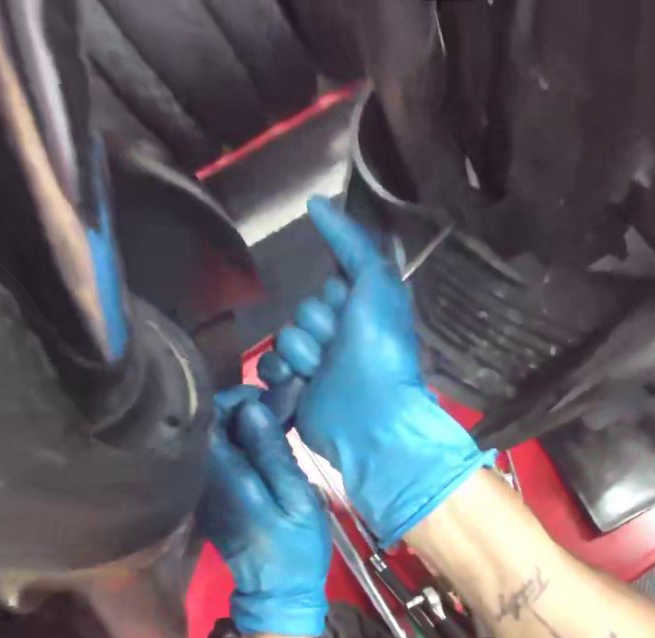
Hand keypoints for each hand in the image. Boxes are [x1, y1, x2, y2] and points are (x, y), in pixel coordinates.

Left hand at [197, 388, 330, 637]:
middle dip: (242, 409)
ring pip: (215, 440)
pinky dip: (242, 446)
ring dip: (244, 427)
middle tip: (280, 411)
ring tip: (279, 426)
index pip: (210, 414)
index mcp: (222, 473)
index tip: (269, 400)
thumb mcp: (297, 498)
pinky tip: (268, 448)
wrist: (280, 593)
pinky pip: (221, 458)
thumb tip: (254, 407)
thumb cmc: (295, 547)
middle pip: (209, 424)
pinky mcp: (213, 497)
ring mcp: (204, 488)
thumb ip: (274, 452)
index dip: (237, 398)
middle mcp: (203, 475)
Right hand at [260, 196, 488, 543]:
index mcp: (366, 318)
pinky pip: (272, 368)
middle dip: (316, 328)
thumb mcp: (377, 286)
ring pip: (285, 338)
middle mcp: (342, 340)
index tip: (348, 316)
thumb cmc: (382, 351)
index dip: (333, 300)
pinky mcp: (300, 392)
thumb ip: (352, 244)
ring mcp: (320, 367)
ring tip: (323, 373)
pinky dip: (283, 374)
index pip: (326, 288)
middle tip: (337, 350)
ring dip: (301, 353)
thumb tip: (316, 202)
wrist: (373, 419)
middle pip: (301, 310)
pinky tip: (300, 385)